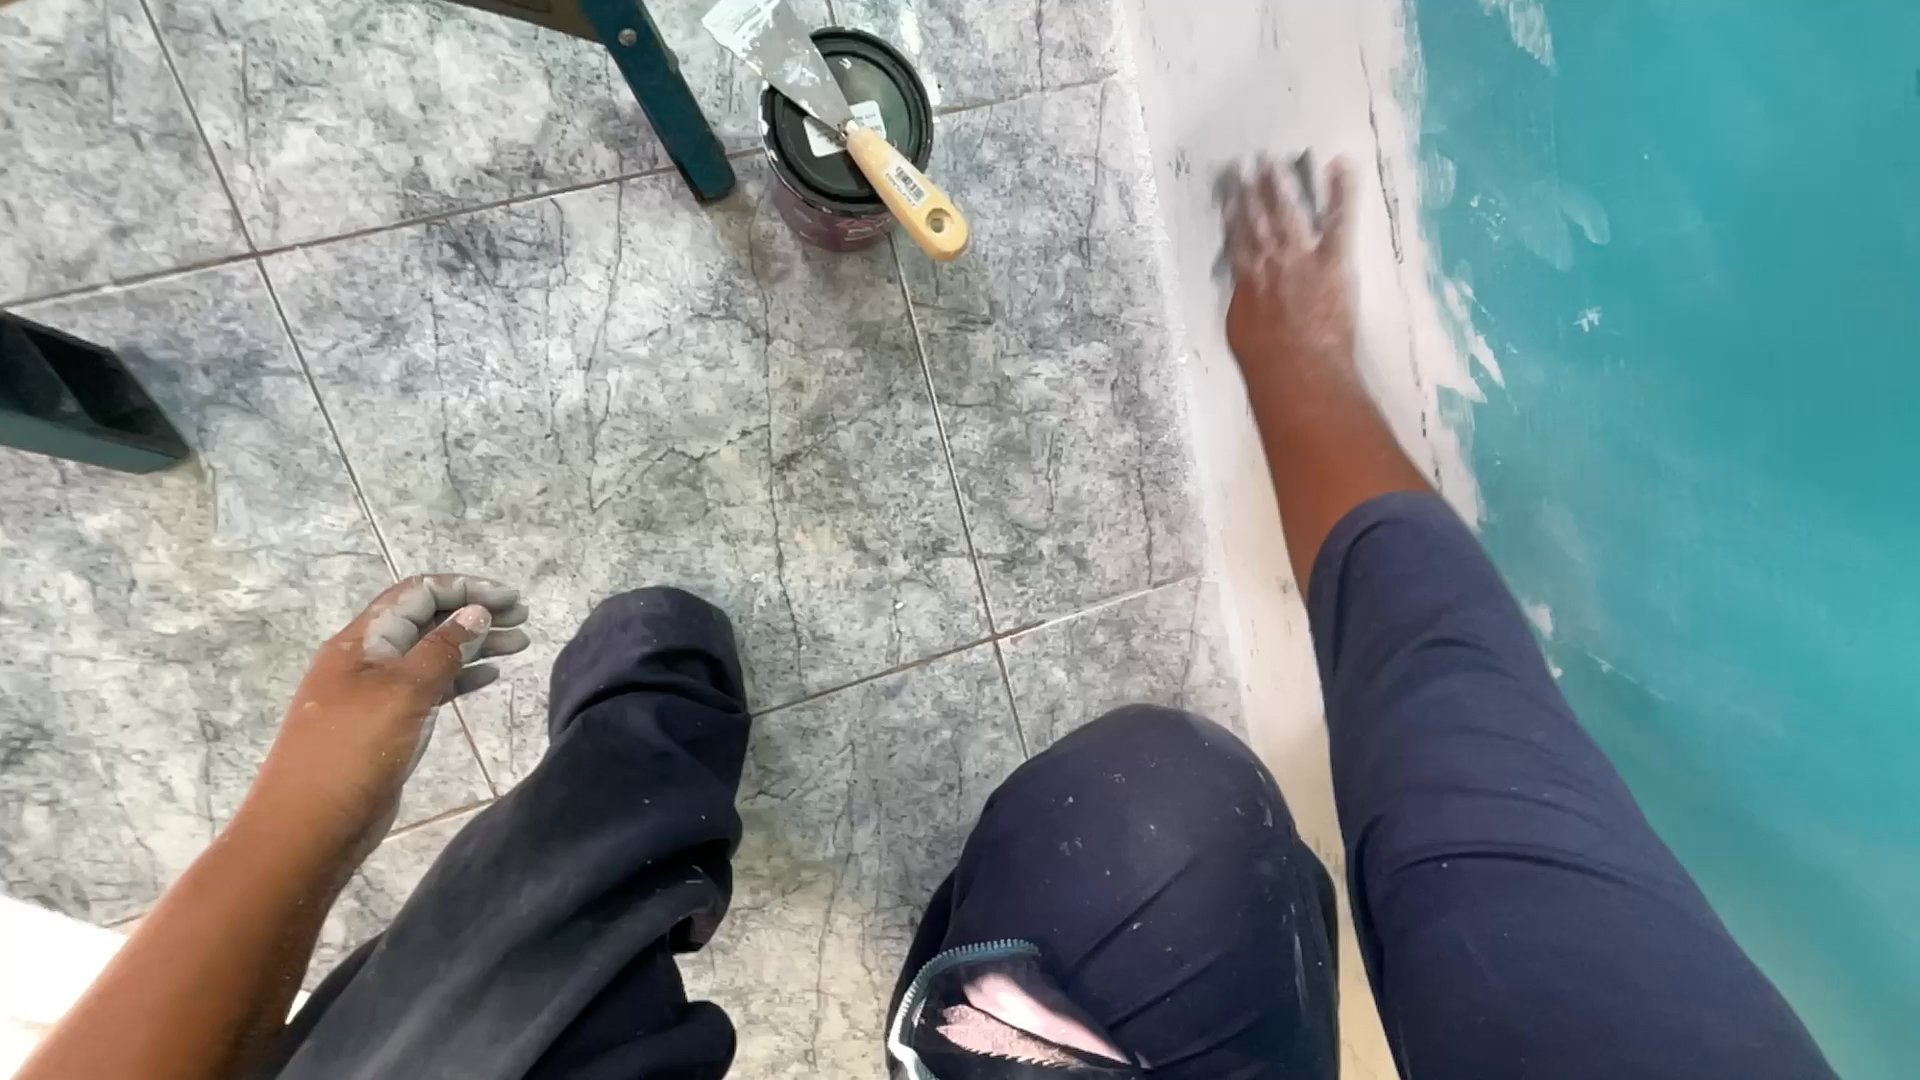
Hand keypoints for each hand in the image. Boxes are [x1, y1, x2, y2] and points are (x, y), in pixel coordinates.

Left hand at [247, 575, 529, 853]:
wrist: (310, 826)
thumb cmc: (354, 752)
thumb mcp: (405, 691)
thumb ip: (444, 648)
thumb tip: (476, 613)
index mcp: (362, 643)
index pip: (417, 594)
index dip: (464, 589)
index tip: (509, 599)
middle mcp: (370, 659)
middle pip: (429, 619)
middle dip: (475, 612)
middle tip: (522, 618)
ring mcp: (379, 691)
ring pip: (435, 651)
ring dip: (477, 642)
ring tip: (521, 643)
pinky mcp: (390, 720)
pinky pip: (434, 683)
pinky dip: (464, 674)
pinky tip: (492, 675)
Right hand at [1221, 155, 1357, 391]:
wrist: (1297, 370)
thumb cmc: (1265, 361)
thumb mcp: (1239, 329)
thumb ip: (1242, 301)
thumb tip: (1242, 288)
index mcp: (1247, 280)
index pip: (1237, 239)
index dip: (1233, 214)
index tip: (1228, 194)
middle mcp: (1270, 262)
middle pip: (1258, 219)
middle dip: (1252, 189)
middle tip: (1247, 162)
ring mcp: (1302, 258)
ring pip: (1289, 214)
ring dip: (1282, 184)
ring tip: (1275, 161)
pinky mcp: (1333, 261)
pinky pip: (1338, 220)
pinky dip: (1341, 191)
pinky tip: (1341, 165)